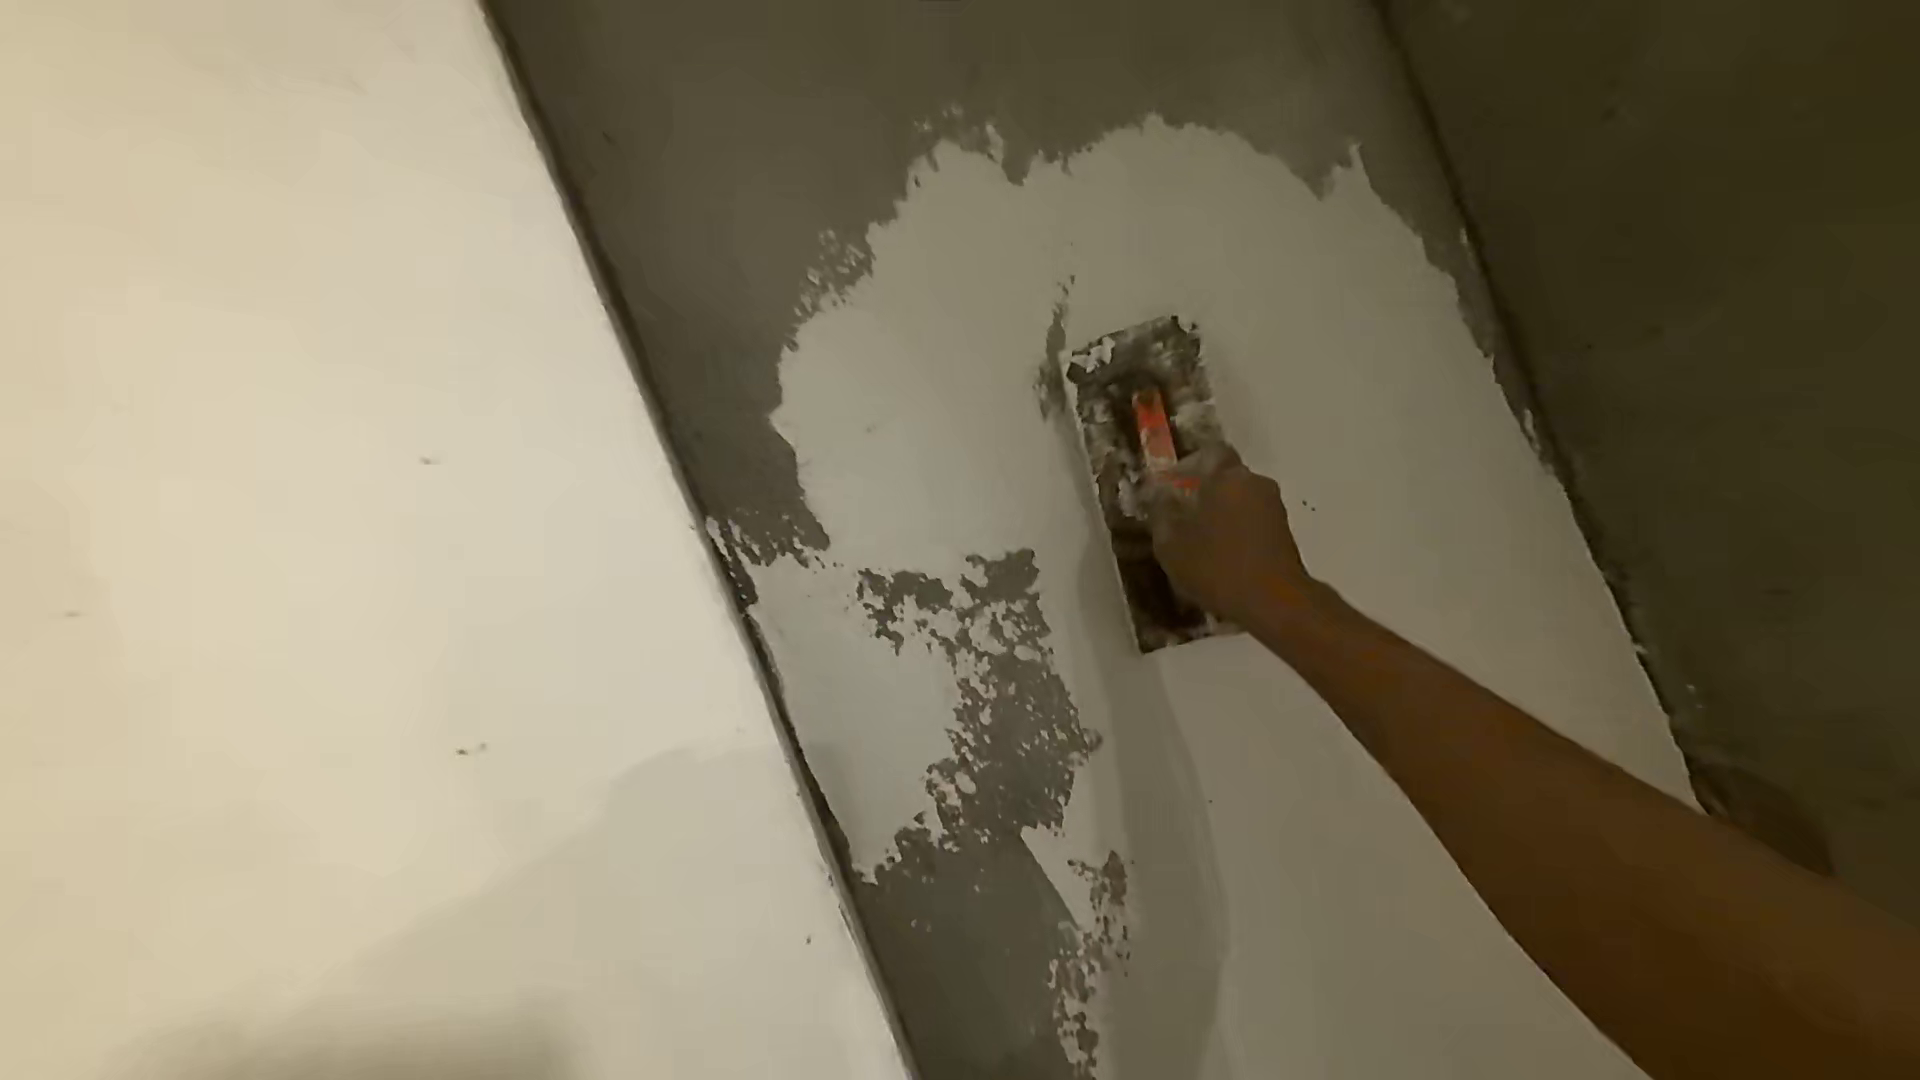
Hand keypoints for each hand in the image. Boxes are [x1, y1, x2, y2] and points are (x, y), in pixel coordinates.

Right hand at [1144, 446, 1318, 624]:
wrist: (1273, 603)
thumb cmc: (1216, 565)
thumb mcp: (1170, 542)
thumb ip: (1160, 512)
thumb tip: (1158, 495)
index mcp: (1227, 477)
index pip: (1209, 453)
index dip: (1187, 466)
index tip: (1169, 486)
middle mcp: (1255, 484)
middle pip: (1224, 477)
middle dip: (1200, 491)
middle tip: (1177, 515)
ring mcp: (1274, 508)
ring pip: (1238, 499)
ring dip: (1218, 512)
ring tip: (1195, 540)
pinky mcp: (1283, 533)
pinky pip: (1250, 520)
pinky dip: (1233, 529)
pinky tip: (1217, 555)